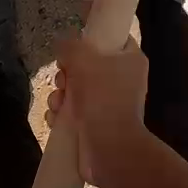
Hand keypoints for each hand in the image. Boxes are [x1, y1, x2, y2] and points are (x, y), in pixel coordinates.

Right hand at [45, 36, 149, 187]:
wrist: (110, 148)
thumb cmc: (102, 96)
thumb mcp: (82, 60)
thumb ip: (70, 46)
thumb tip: (63, 44)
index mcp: (131, 59)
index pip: (113, 38)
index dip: (92, 38)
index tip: (75, 45)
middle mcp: (123, 80)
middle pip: (88, 65)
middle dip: (67, 74)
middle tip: (63, 81)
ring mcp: (110, 104)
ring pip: (77, 90)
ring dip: (60, 96)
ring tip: (58, 105)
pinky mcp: (97, 124)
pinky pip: (74, 113)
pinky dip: (62, 115)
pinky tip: (56, 119)